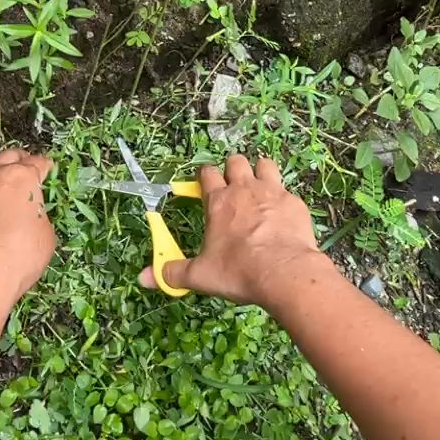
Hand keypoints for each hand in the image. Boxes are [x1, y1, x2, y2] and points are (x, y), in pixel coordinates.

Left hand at [0, 149, 55, 305]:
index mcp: (21, 177)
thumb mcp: (45, 233)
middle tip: (26, 169)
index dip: (45, 166)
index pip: (37, 162)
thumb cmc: (22, 252)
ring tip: (3, 192)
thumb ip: (38, 216)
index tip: (48, 169)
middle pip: (8, 156)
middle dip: (19, 160)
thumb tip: (30, 218)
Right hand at [136, 154, 327, 307]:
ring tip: (260, 189)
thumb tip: (145, 278)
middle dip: (233, 168)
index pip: (207, 174)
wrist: (285, 272)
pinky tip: (283, 217)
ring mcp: (273, 192)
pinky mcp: (294, 203)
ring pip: (265, 164)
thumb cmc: (239, 271)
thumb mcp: (202, 275)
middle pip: (236, 161)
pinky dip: (284, 200)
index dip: (204, 176)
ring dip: (261, 172)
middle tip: (233, 187)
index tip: (204, 185)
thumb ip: (174, 273)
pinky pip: (287, 191)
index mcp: (219, 202)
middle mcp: (244, 189)